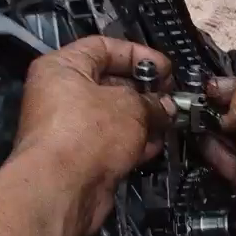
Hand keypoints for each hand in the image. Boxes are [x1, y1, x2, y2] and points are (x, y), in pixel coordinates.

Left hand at [13, 36, 174, 229]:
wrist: (63, 188)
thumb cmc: (90, 132)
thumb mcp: (131, 106)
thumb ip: (153, 102)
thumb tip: (167, 107)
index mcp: (63, 67)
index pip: (104, 48)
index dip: (139, 54)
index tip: (167, 69)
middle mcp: (62, 94)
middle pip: (111, 83)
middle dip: (146, 91)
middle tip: (173, 98)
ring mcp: (72, 128)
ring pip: (116, 116)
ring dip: (145, 120)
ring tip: (171, 122)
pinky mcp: (82, 157)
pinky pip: (114, 142)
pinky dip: (135, 142)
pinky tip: (158, 145)